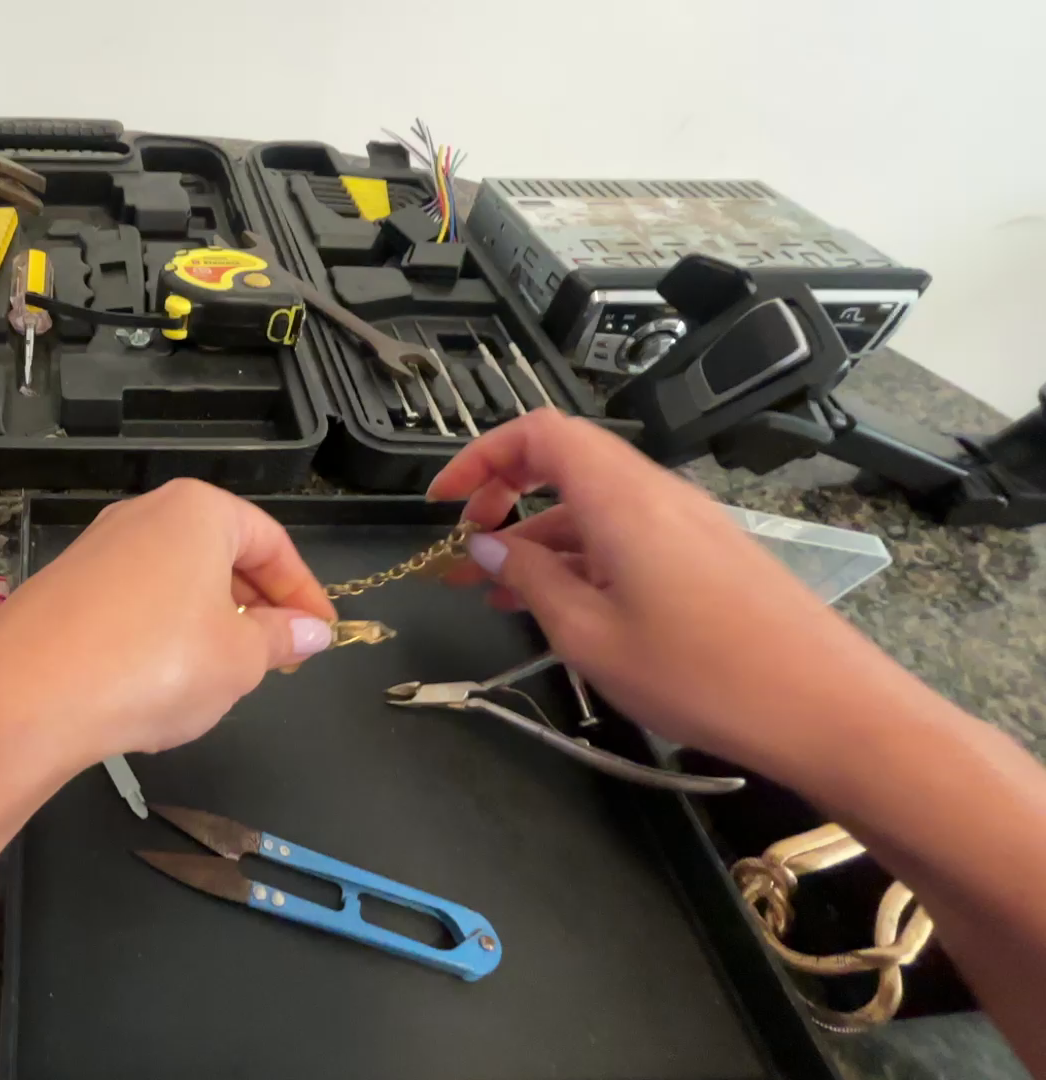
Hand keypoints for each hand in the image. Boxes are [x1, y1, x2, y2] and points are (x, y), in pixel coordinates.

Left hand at [0, 479, 336, 764]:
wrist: (26, 696)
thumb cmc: (157, 664)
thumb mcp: (239, 659)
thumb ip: (281, 638)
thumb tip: (310, 631)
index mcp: (196, 511)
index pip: (270, 542)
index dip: (303, 592)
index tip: (321, 635)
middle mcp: (142, 515)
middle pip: (218, 556)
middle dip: (253, 608)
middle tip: (276, 658)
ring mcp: (96, 548)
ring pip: (174, 582)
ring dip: (207, 624)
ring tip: (220, 676)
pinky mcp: (62, 586)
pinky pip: (132, 603)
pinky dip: (159, 634)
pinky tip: (158, 680)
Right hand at [428, 409, 879, 766]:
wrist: (837, 717)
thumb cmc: (699, 674)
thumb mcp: (585, 631)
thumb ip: (527, 576)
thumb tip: (485, 545)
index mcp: (621, 500)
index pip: (538, 433)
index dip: (480, 456)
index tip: (443, 501)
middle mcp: (654, 495)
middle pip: (561, 461)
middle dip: (499, 493)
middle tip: (466, 543)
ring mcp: (683, 523)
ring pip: (587, 504)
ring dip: (532, 535)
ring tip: (490, 588)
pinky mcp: (701, 552)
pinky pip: (619, 533)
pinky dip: (572, 555)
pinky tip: (549, 601)